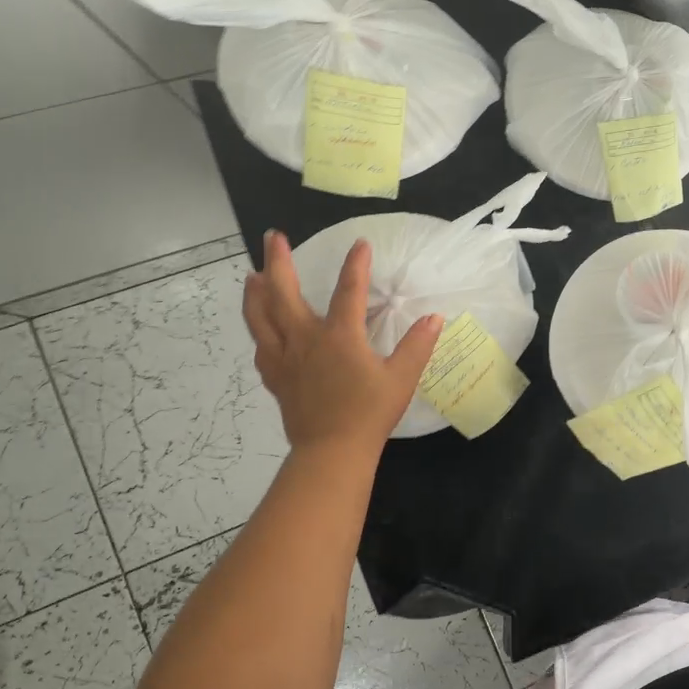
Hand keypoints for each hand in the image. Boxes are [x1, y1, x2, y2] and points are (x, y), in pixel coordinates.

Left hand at [243, 230, 443, 452]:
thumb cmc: (370, 412)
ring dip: (256, 292)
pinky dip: (259, 330)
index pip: (348, 291)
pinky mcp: (276, 377)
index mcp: (339, 337)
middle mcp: (305, 340)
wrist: (331, 450)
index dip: (355, 265)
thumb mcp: (402, 377)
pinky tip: (262, 328)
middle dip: (278, 262)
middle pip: (283, 294)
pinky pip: (261, 347)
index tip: (360, 244)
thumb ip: (417, 345)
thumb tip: (434, 317)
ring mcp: (285, 358)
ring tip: (254, 274)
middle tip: (273, 238)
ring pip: (260, 317)